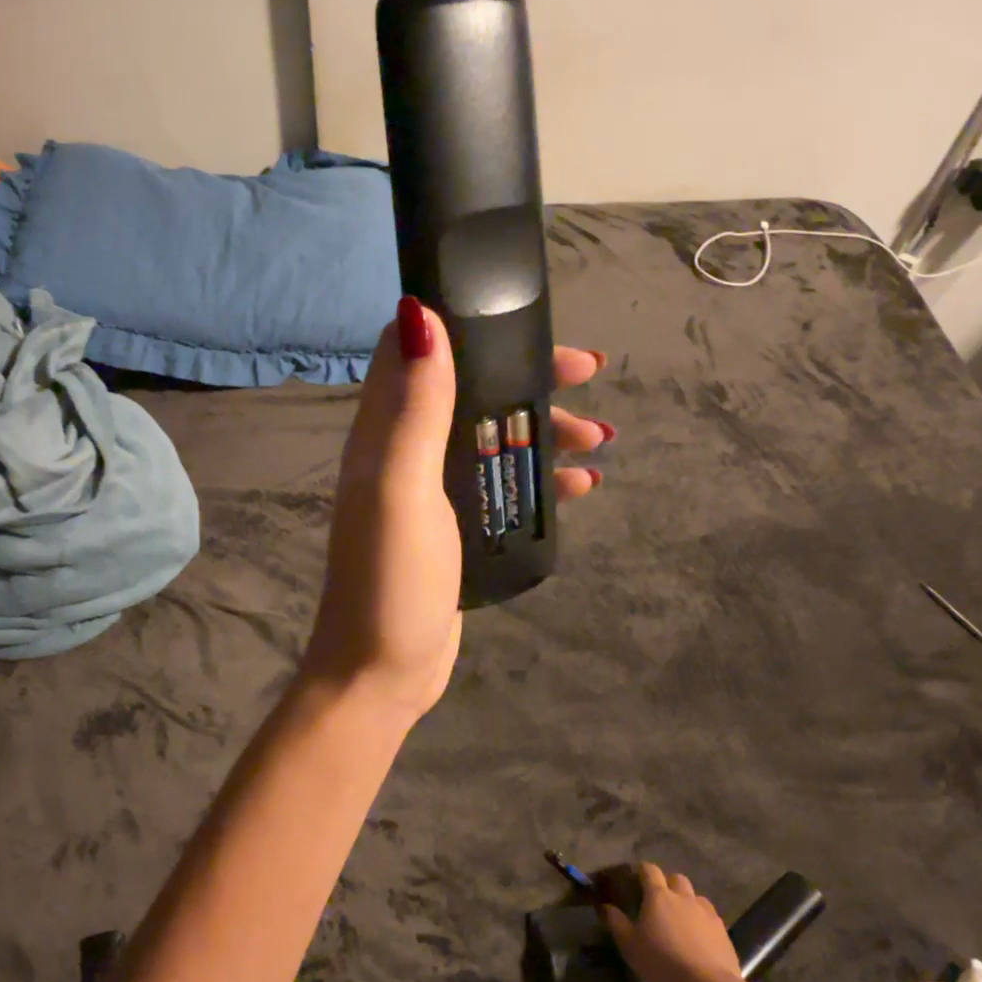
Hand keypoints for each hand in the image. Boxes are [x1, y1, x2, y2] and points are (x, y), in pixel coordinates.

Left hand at [298, 296, 611, 716]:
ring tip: (598, 439)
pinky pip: (506, 483)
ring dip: (545, 426)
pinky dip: (543, 476)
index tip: (519, 316)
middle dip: (525, 374)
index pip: (413, 351)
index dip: (462, 322)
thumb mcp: (404, 488)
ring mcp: (433, 491)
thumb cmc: (391, 580)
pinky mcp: (458, 527)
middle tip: (586, 372)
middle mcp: (405, 452)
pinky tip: (582, 486)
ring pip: (495, 435)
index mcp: (383, 432)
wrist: (384, 670)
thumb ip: (415, 406)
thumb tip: (419, 310)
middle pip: (469, 389)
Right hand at [599, 863, 745, 981]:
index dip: (642, 870)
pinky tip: (699, 937)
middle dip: (668, 883)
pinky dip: (702, 920)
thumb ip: (616, 923)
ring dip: (687, 901)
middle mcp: (684, 898)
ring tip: (681, 919)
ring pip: (696, 896)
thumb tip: (604, 906)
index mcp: (658, 897)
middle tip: (659, 900)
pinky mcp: (723, 931)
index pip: (649, 870)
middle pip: (676, 878)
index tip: (635, 877)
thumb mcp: (630, 946)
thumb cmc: (662, 963)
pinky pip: (710, 917)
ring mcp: (707, 913)